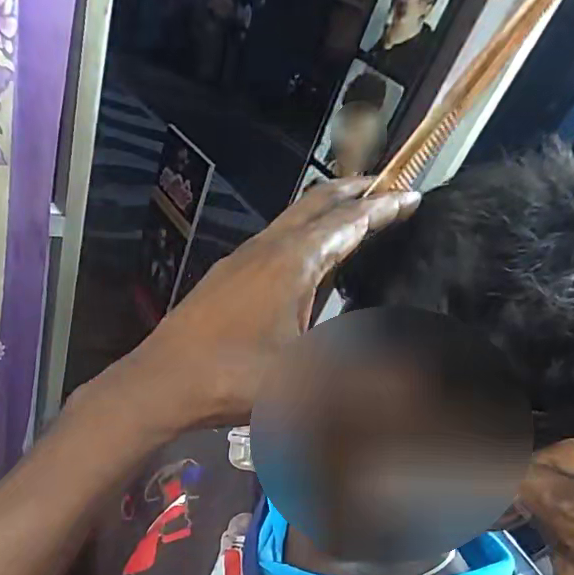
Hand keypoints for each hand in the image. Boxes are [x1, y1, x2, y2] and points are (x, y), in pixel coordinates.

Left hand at [92, 177, 419, 432]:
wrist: (160, 385)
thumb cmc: (232, 379)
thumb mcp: (302, 382)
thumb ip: (358, 379)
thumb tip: (413, 383)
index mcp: (293, 262)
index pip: (348, 221)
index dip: (384, 208)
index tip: (412, 196)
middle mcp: (265, 249)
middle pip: (315, 204)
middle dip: (353, 192)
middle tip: (384, 189)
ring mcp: (237, 262)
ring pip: (287, 223)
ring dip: (321, 215)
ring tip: (346, 221)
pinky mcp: (220, 281)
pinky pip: (268, 244)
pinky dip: (296, 238)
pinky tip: (296, 265)